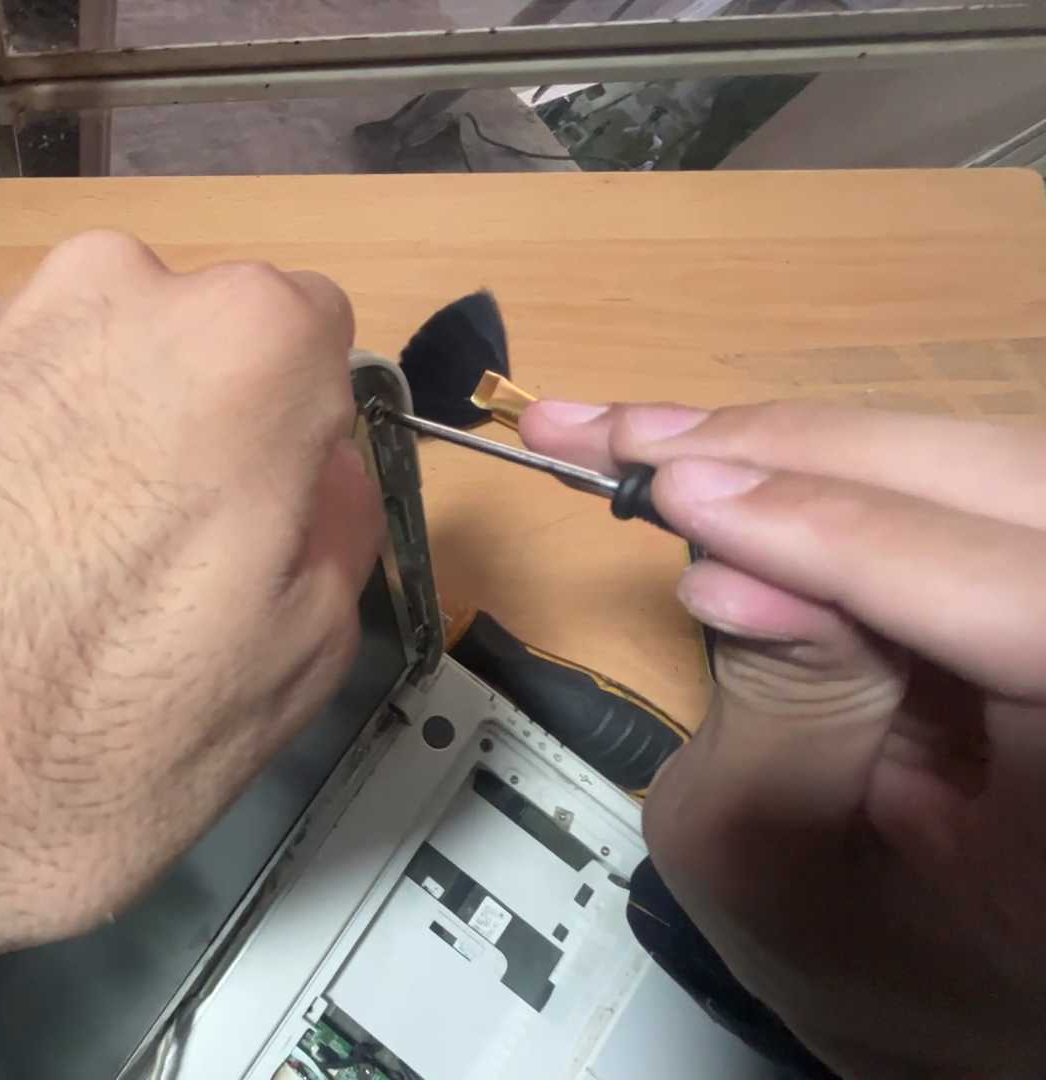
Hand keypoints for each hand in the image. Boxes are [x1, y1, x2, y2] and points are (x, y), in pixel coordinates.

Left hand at [0, 231, 380, 1078]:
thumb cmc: (26, 756)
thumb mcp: (272, 683)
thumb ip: (334, 560)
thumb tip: (322, 507)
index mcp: (239, 357)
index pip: (326, 366)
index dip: (305, 465)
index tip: (268, 539)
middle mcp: (113, 303)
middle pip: (218, 368)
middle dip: (217, 462)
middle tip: (176, 586)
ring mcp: (1, 332)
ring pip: (119, 389)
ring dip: (119, 476)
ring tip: (75, 598)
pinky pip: (29, 413)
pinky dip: (34, 478)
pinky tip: (8, 580)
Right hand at [524, 399, 1045, 1078]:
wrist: (940, 972)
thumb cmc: (852, 954)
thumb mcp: (773, 856)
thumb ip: (774, 714)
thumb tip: (723, 572)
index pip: (1044, 620)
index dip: (862, 544)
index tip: (684, 500)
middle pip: (1018, 498)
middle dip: (795, 457)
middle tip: (618, 436)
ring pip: (970, 465)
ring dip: (777, 441)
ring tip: (625, 436)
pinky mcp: (1021, 575)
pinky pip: (926, 485)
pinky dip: (793, 459)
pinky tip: (689, 452)